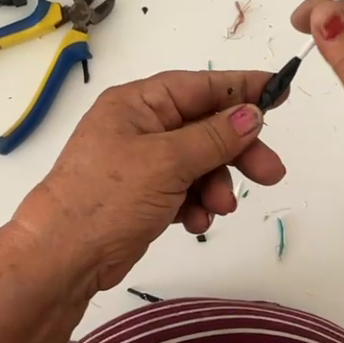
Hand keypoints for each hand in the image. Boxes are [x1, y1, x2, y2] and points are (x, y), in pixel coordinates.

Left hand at [13, 70, 287, 291]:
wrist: (64, 256)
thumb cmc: (106, 199)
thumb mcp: (167, 161)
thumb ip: (214, 137)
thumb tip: (251, 115)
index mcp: (139, 103)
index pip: (201, 87)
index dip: (242, 90)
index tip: (279, 91)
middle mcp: (141, 128)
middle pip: (206, 128)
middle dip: (237, 152)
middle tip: (270, 174)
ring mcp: (143, 164)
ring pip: (200, 164)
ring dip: (216, 186)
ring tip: (218, 209)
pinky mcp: (145, 197)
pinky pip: (186, 191)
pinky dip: (196, 205)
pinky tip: (195, 222)